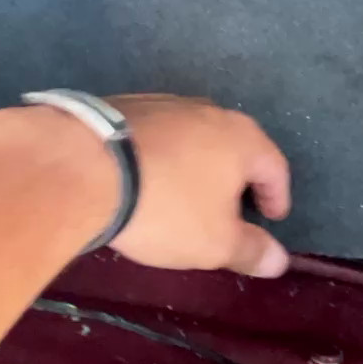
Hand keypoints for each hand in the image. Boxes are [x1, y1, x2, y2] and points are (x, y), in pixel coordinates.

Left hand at [102, 95, 292, 277]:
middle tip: (232, 208)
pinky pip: (159, 135)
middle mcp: (211, 111)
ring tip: (186, 194)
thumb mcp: (214, 242)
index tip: (273, 218)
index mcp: (243, 138)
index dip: (278, 196)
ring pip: (196, 137)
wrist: (84, 167)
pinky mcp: (128, 105)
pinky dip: (163, 156)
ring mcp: (167, 104)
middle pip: (237, 146)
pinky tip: (146, 178)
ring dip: (198, 164)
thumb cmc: (166, 207)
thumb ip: (251, 250)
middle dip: (238, 177)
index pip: (275, 167)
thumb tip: (279, 259)